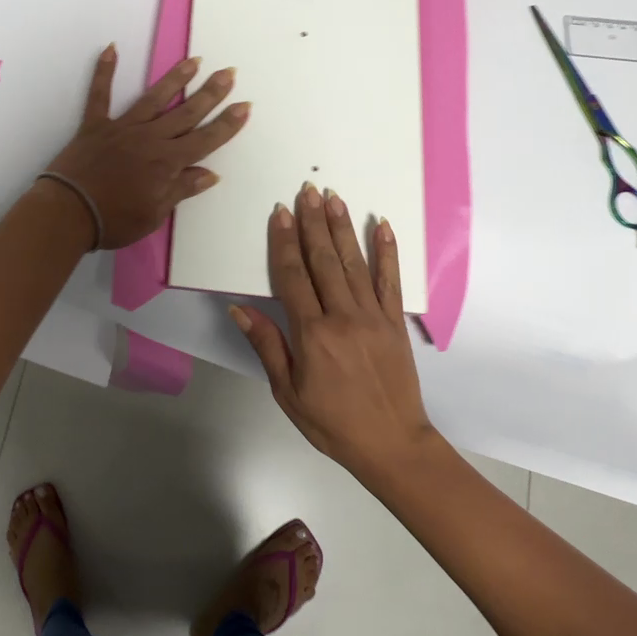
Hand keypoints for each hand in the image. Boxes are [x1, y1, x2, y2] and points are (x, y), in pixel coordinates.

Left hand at [43, 45, 249, 248]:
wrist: (68, 213)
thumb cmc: (114, 220)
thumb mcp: (154, 214)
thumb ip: (181, 189)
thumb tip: (210, 173)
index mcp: (167, 163)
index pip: (205, 140)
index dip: (227, 124)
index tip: (244, 105)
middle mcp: (150, 138)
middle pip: (186, 113)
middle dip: (210, 93)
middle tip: (228, 72)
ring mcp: (122, 128)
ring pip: (154, 98)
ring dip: (175, 78)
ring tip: (193, 60)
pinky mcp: (95, 125)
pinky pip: (100, 94)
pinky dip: (104, 71)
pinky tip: (111, 48)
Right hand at [232, 184, 439, 478]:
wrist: (393, 445)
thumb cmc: (332, 423)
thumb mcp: (288, 392)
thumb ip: (267, 346)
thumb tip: (240, 309)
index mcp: (312, 334)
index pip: (293, 277)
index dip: (284, 243)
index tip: (279, 213)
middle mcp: (343, 317)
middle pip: (324, 260)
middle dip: (312, 223)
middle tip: (306, 190)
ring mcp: (373, 316)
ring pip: (355, 262)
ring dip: (343, 228)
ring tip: (334, 197)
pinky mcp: (395, 322)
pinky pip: (391, 280)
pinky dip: (387, 252)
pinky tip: (382, 226)